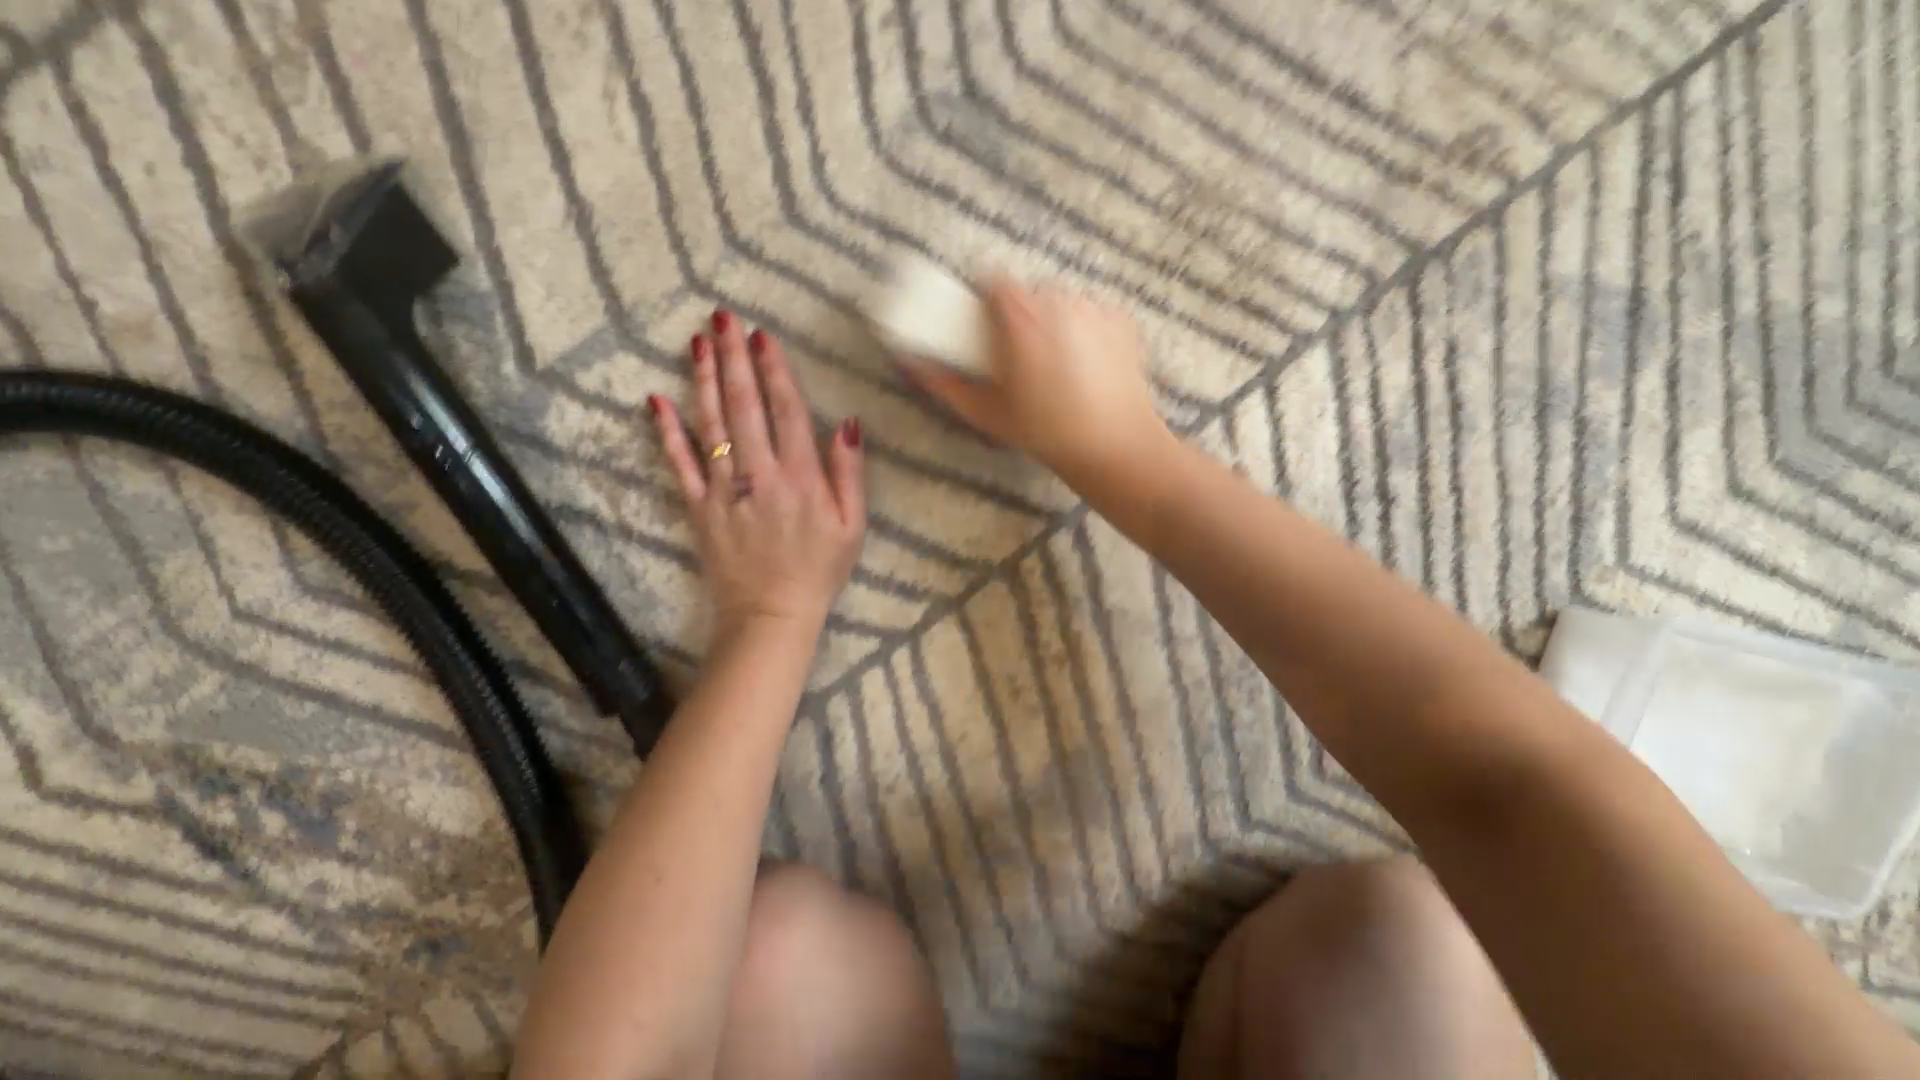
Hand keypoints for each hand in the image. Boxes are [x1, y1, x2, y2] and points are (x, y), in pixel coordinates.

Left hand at [650, 312, 865, 645]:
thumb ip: (850, 472)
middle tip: (722, 319)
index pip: (787, 410)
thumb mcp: (853, 525)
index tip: (762, 335)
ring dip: (704, 380)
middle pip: (744, 406)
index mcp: (801, 476)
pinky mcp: (698, 508)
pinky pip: (679, 464)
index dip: (774, 370)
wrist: (771, 614)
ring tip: (697, 342)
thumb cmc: (819, 570)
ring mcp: (724, 490)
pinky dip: (666, 431)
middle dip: (734, 359)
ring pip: (711, 424)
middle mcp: (760, 474)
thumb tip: (849, 422)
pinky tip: (655, 399)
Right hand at [904, 276, 1171, 481]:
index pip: (991, 278)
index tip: (984, 322)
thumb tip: (911, 361)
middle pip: (1027, 290)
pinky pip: (1093, 313)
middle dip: (1020, 315)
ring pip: (1062, 300)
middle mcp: (1059, 302)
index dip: (984, 298)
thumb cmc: (1045, 432)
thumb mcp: (984, 412)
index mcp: (1020, 317)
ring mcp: (1095, 309)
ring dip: (1053, 321)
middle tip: (1019, 354)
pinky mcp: (1122, 321)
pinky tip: (1085, 365)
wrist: (1113, 447)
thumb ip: (941, 382)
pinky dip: (1086, 331)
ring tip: (1055, 364)